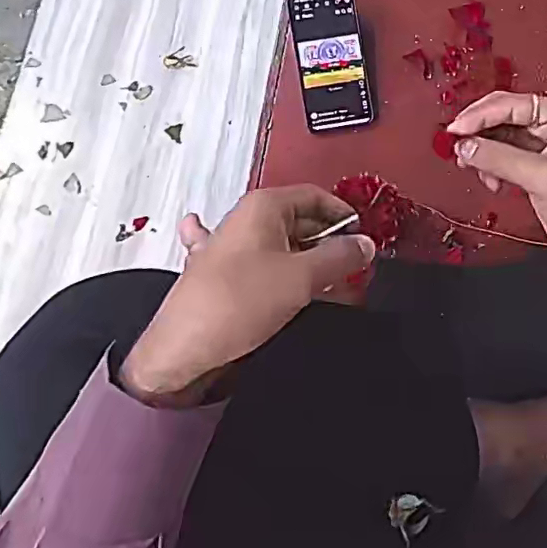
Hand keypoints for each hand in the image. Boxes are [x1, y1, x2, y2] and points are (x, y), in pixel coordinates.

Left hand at [119, 185, 373, 405]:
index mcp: (263, 205)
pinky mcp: (220, 275)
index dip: (343, 215)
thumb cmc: (236, 303)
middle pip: (301, 220)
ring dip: (310, 264)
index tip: (362, 238)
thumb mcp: (302, 277)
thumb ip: (340, 257)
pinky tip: (284, 284)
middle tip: (354, 269)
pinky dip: (279, 274)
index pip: (315, 196)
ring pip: (282, 246)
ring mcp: (230, 246)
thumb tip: (366, 245)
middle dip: (330, 244)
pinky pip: (258, 266)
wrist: (181, 351)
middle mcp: (246, 219)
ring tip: (334, 288)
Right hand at [445, 92, 546, 268]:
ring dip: (484, 151)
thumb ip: (499, 158)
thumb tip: (463, 145)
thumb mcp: (543, 179)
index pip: (515, 104)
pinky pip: (507, 157)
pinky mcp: (539, 168)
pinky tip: (490, 180)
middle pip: (507, 117)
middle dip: (480, 132)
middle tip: (456, 146)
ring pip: (504, 137)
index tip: (455, 130)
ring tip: (470, 166)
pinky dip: (493, 165)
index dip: (481, 115)